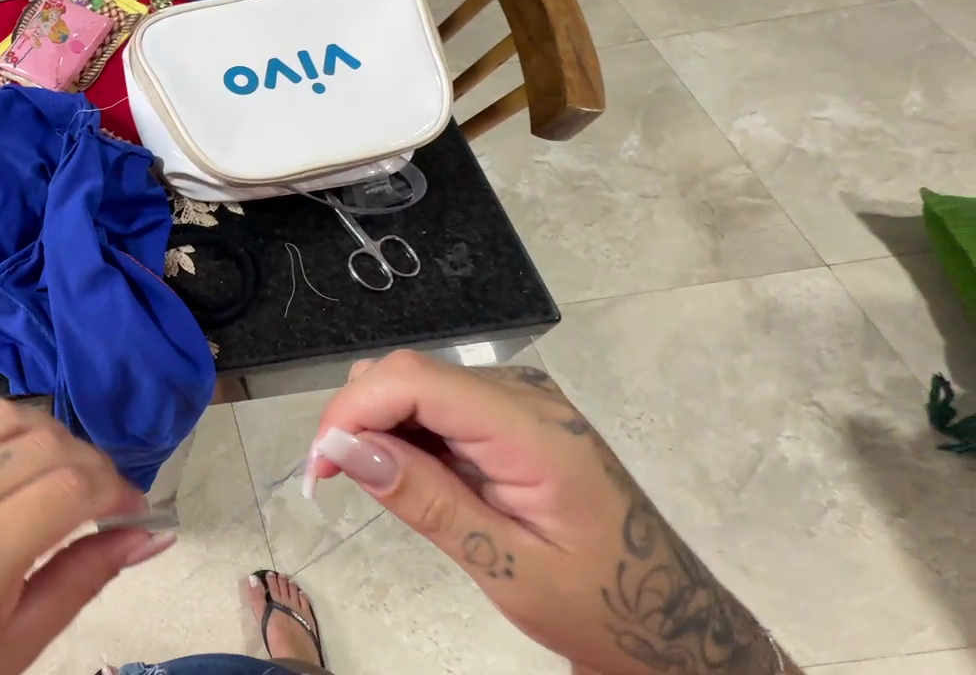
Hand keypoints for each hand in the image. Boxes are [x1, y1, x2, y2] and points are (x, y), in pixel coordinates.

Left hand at [0, 400, 176, 674]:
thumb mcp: (19, 642)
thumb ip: (85, 577)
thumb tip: (151, 535)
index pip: (69, 488)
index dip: (115, 488)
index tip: (132, 506)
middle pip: (42, 442)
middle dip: (89, 462)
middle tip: (102, 494)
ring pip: (4, 416)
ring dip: (46, 438)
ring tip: (57, 474)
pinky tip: (2, 468)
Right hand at [306, 350, 794, 674]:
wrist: (673, 623)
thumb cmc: (599, 606)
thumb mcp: (508, 568)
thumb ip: (426, 500)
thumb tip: (345, 447)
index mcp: (532, 431)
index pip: (415, 380)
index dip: (352, 409)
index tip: (322, 465)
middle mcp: (522, 395)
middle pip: (407, 373)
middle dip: (356, 418)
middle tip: (335, 479)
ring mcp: (516, 399)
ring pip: (412, 382)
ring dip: (375, 425)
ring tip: (374, 482)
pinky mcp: (507, 413)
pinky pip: (432, 402)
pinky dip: (401, 431)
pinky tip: (407, 473)